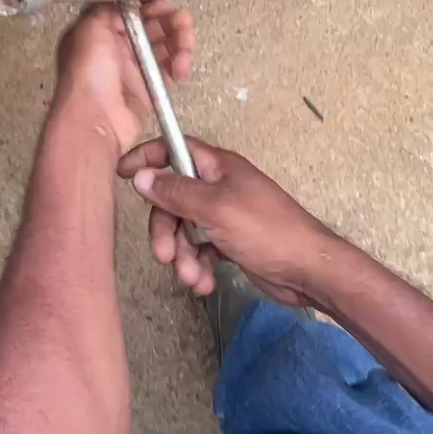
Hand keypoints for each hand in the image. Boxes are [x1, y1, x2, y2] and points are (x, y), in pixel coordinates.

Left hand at [52, 0, 193, 153]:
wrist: (95, 119)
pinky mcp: (148, 89)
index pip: (129, 10)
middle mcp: (116, 48)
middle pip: (150, 26)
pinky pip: (170, 71)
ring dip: (179, 41)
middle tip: (182, 19)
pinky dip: (180, 65)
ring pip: (164, 47)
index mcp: (100, 32)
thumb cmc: (86, 75)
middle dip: (169, 20)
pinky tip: (182, 65)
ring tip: (186, 43)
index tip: (162, 2)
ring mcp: (132, 69)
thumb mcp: (90, 29)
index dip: (148, 4)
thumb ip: (106, 7)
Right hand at [118, 136, 340, 305]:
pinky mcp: (230, 242)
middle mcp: (218, 186)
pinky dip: (198, 265)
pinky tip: (204, 283)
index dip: (147, 158)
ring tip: (192, 277)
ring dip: (183, 255)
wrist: (310, 271)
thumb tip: (140, 177)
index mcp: (216, 166)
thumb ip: (175, 192)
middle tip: (164, 255)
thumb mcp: (215, 208)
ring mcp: (224, 215)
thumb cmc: (265, 229)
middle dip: (165, 228)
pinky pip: (201, 249)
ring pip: (184, 228)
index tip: (122, 173)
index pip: (173, 150)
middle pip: (173, 197)